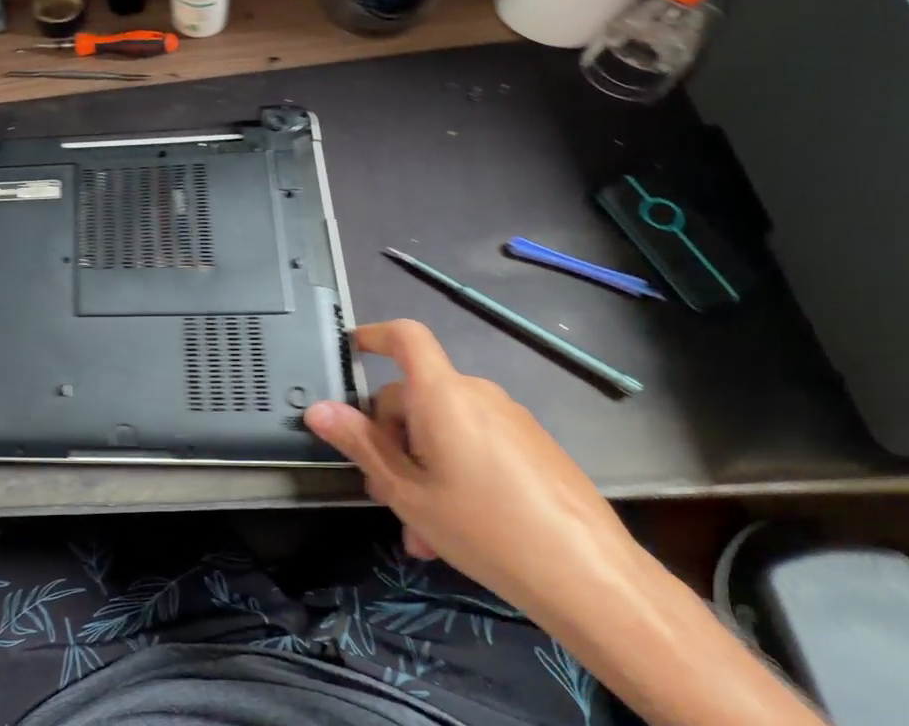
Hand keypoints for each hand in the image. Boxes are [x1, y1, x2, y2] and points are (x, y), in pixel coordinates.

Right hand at [303, 319, 640, 614]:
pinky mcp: (534, 447)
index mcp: (442, 395)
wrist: (588, 574)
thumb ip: (361, 445)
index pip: (405, 337)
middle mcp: (478, 395)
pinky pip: (477, 445)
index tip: (351, 352)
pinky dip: (454, 472)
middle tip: (382, 495)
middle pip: (416, 396)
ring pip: (444, 429)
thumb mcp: (407, 492)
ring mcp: (511, 421)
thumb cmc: (483, 526)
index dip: (373, 335)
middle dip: (391, 441)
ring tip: (421, 530)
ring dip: (421, 467)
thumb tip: (320, 409)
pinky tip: (456, 529)